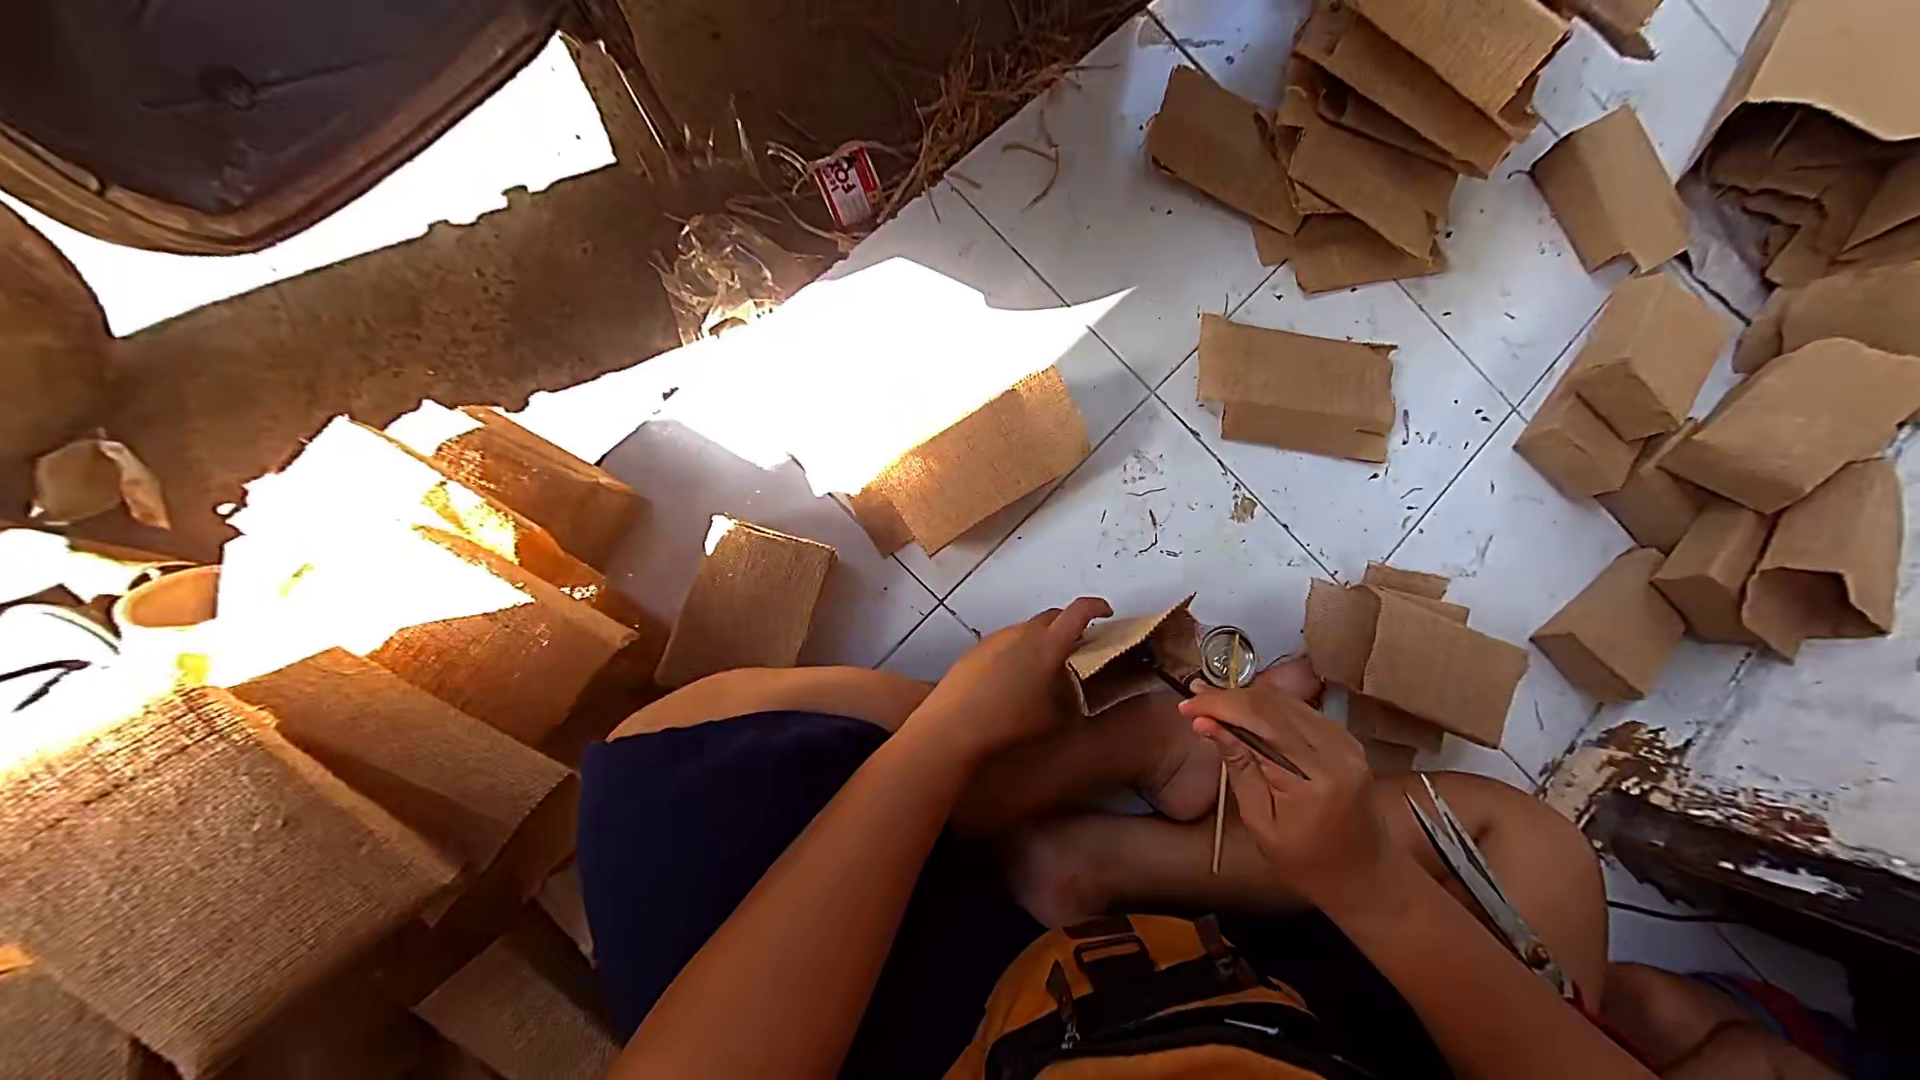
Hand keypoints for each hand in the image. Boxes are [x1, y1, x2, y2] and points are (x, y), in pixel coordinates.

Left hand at [908, 597, 1111, 765]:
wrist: (953, 726)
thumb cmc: (1008, 724)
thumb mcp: (1054, 718)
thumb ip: (1070, 699)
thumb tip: (1076, 695)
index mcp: (1048, 644)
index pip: (1079, 612)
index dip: (1096, 607)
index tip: (1105, 612)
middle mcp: (1022, 632)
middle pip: (1052, 616)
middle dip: (1069, 623)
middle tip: (1078, 643)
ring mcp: (996, 638)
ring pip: (1027, 629)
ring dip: (1041, 639)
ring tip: (1045, 666)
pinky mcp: (976, 649)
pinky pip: (1006, 642)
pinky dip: (1018, 650)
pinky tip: (1014, 677)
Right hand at [1179, 686, 1402, 911]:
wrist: (1369, 878)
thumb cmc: (1307, 862)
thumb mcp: (1260, 821)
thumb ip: (1237, 766)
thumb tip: (1204, 724)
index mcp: (1315, 776)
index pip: (1259, 720)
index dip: (1218, 706)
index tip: (1186, 706)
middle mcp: (1336, 750)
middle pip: (1272, 703)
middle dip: (1226, 697)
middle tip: (1192, 700)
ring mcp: (1345, 742)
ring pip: (1284, 700)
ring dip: (1243, 697)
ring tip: (1209, 701)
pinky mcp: (1345, 739)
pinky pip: (1298, 709)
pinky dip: (1265, 705)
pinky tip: (1241, 710)